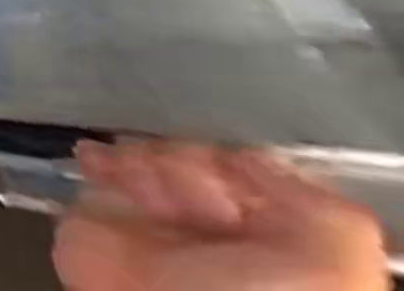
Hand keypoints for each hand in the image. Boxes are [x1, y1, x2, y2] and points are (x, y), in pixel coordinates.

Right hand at [55, 140, 387, 290]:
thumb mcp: (331, 270)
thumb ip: (322, 212)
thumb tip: (254, 159)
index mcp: (273, 239)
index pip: (251, 173)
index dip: (234, 164)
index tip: (226, 175)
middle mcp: (214, 224)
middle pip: (192, 158)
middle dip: (182, 162)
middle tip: (181, 193)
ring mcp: (154, 217)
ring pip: (143, 155)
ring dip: (137, 158)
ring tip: (140, 186)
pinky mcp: (100, 210)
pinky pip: (94, 166)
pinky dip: (93, 156)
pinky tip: (98, 162)